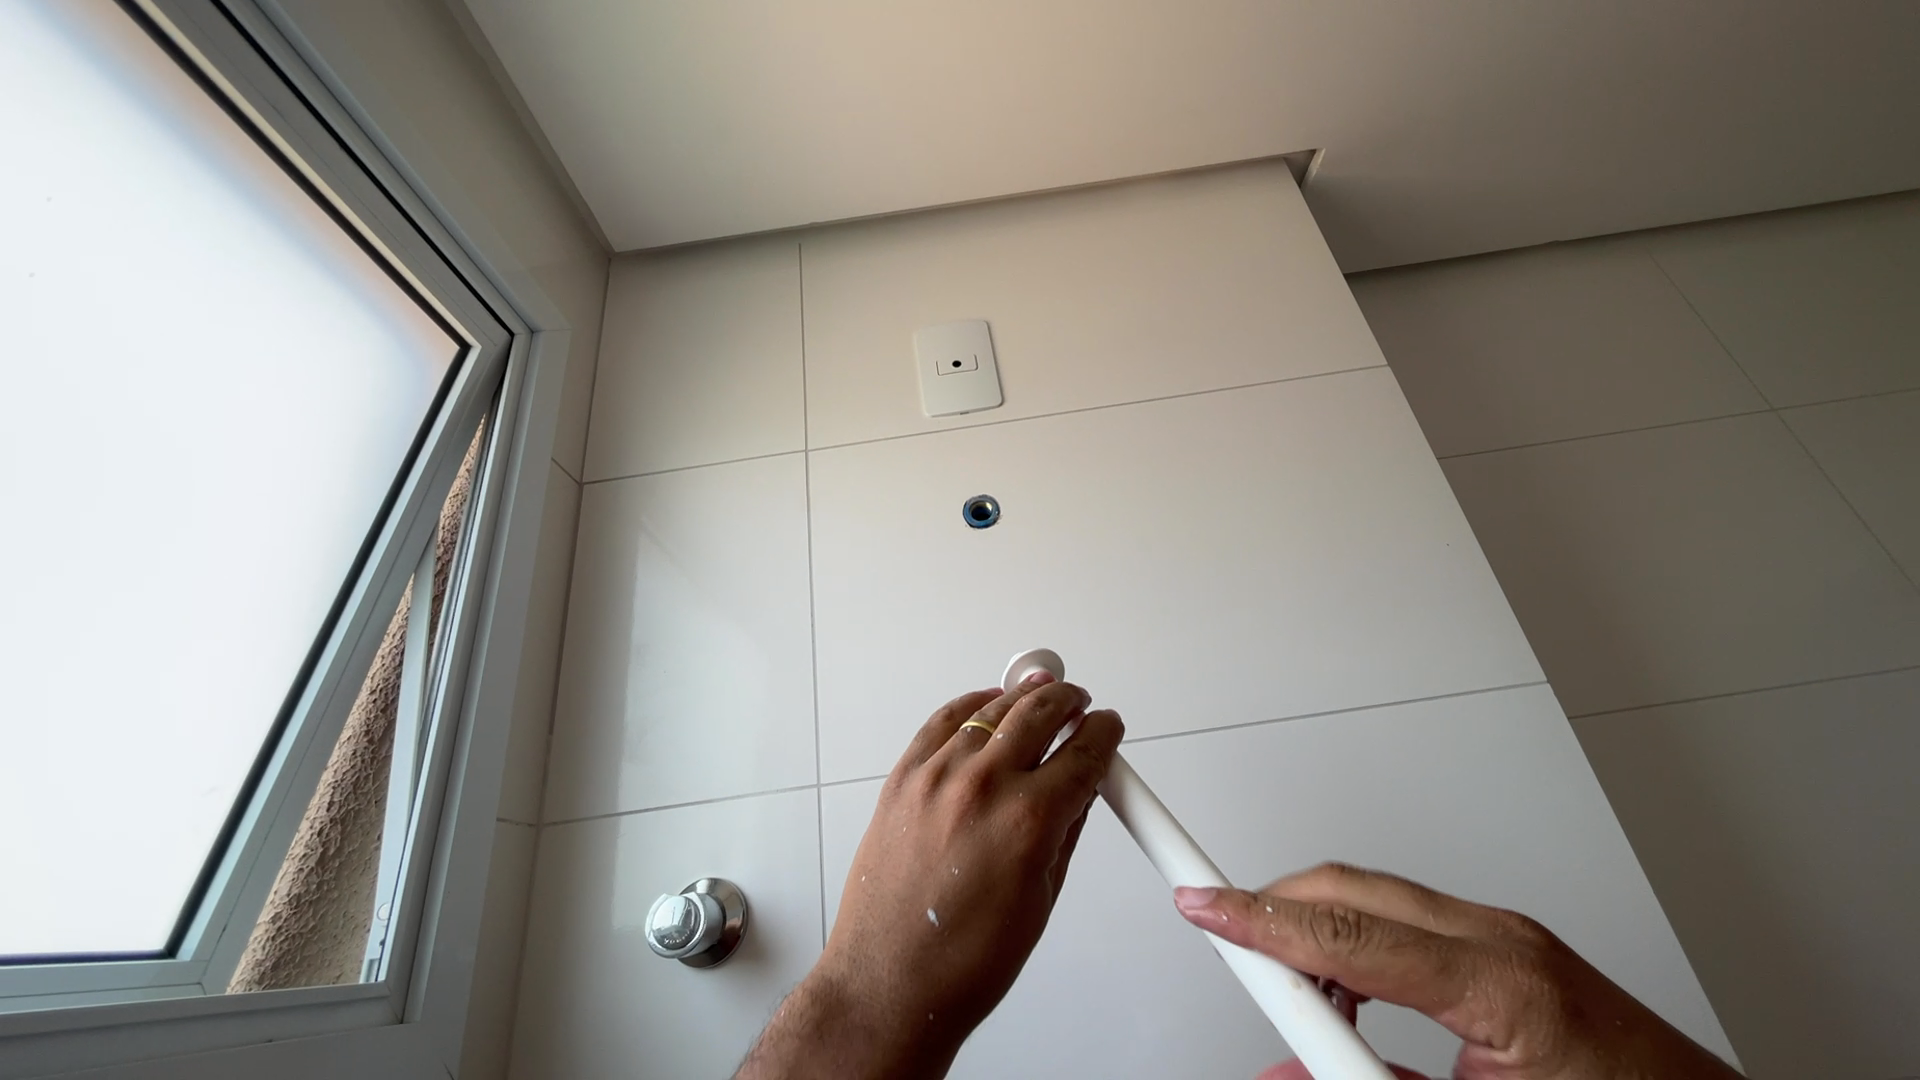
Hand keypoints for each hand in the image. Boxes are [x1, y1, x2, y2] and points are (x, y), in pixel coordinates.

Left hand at [736, 675, 1123, 1079]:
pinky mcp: (904, 776)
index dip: (1104, 732)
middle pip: (1040, 713)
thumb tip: (1082, 788)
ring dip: (1024, 695)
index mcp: (1029, 822)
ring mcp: (938, 776)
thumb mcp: (1042, 899)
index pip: (1084, 752)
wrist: (890, 982)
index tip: (1108, 725)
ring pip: (993, 708)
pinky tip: (987, 702)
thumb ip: (1067, 830)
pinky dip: (971, 703)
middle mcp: (983, 786)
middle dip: (1069, 700)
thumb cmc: (964, 961)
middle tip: (1078, 701)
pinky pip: (943, 719)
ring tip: (1040, 689)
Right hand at [1174, 864, 1740, 1079]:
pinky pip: (1397, 913)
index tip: (1203, 904)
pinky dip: (1349, 936)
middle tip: (1225, 932)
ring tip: (1288, 986)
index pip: (1346, 931)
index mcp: (1503, 987)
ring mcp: (1502, 932)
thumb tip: (1279, 1076)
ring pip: (1366, 890)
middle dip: (1273, 905)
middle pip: (1347, 887)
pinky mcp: (1499, 940)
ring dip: (1310, 925)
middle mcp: (1500, 940)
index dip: (1260, 917)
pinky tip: (1340, 989)